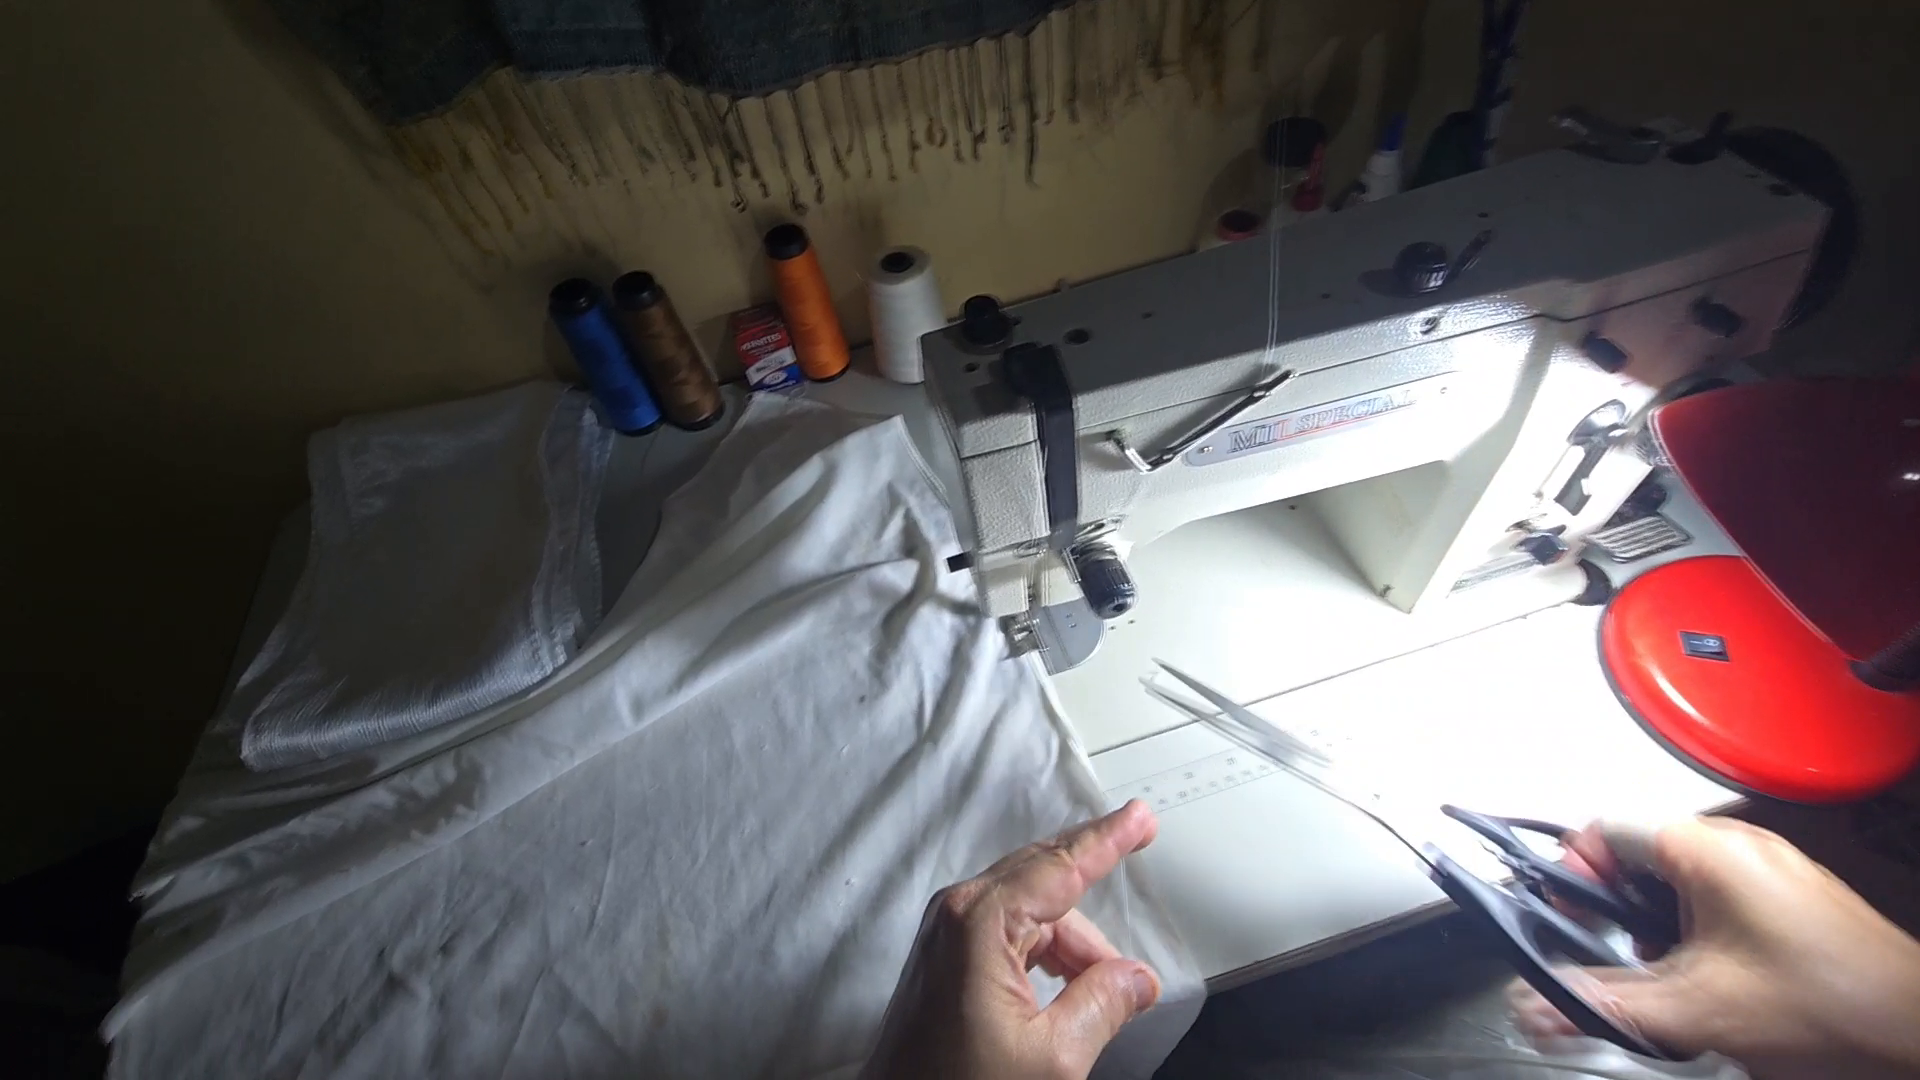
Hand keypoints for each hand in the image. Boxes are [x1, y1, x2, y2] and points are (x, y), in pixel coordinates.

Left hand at [860, 800, 1164, 1079]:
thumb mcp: (1051, 1059)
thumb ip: (1100, 1005)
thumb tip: (1136, 979)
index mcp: (981, 921)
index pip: (1060, 866)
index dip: (1107, 839)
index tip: (1138, 818)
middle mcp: (959, 910)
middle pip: (1045, 878)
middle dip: (1095, 879)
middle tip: (1139, 847)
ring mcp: (948, 929)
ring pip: (1031, 908)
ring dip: (1074, 939)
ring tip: (1110, 985)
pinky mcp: (947, 951)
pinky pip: (1010, 929)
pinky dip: (1047, 949)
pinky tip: (1072, 982)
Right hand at [1511, 816, 1919, 1078]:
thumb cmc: (1836, 1011)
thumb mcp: (1698, 1010)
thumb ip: (1605, 1003)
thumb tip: (1534, 1008)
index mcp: (1704, 846)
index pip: (1599, 832)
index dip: (1574, 873)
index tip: (1574, 915)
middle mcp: (1736, 840)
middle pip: (1634, 851)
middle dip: (1616, 901)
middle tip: (1622, 946)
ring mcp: (1771, 863)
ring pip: (1672, 871)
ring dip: (1654, 913)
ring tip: (1669, 962)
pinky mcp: (1794, 889)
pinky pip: (1715, 886)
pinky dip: (1694, 920)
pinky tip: (1714, 965)